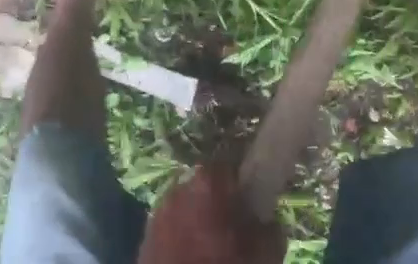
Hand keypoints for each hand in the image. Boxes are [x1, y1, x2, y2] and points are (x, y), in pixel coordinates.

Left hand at [135, 164, 285, 263]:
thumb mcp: (264, 255)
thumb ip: (271, 230)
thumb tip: (266, 220)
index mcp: (208, 184)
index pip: (230, 163)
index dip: (243, 179)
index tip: (253, 194)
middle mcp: (179, 188)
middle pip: (205, 184)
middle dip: (219, 199)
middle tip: (234, 222)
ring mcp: (159, 211)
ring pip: (186, 204)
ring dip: (198, 215)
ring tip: (212, 241)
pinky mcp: (146, 235)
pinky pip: (171, 224)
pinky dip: (181, 232)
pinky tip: (192, 252)